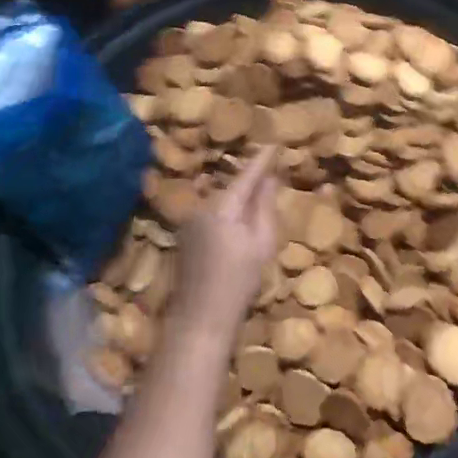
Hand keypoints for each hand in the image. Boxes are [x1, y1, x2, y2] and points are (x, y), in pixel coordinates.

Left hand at [171, 147, 279, 338]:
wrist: (200, 314)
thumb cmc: (238, 280)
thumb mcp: (261, 244)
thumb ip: (265, 207)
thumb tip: (269, 179)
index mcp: (221, 206)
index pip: (245, 176)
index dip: (261, 161)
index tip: (274, 144)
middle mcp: (200, 207)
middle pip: (230, 188)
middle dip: (249, 181)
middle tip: (270, 171)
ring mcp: (188, 221)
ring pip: (219, 202)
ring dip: (236, 200)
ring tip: (257, 199)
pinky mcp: (184, 236)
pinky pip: (210, 216)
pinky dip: (225, 215)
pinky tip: (236, 226)